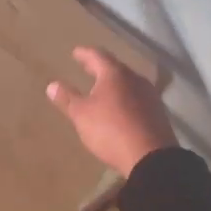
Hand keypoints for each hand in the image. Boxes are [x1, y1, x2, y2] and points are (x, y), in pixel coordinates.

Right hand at [47, 48, 177, 177]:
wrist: (152, 158)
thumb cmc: (111, 130)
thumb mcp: (82, 115)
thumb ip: (67, 98)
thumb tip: (52, 84)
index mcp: (114, 74)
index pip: (98, 56)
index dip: (84, 53)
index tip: (76, 52)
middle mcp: (134, 79)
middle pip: (115, 68)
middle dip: (100, 68)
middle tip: (87, 67)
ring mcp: (149, 95)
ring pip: (128, 83)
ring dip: (114, 84)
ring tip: (102, 88)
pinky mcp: (158, 113)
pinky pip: (137, 98)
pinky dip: (125, 98)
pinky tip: (120, 107)